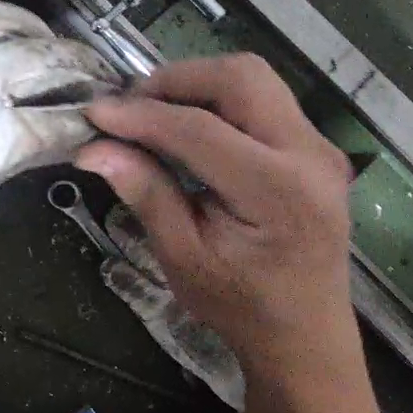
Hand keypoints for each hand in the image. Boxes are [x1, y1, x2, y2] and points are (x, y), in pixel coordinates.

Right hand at [76, 55, 353, 362]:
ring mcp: (319, 147)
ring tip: (151, 115)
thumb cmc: (240, 305)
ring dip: (195, 86)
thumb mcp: (182, 257)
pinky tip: (183, 128)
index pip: (199, 129)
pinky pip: (263, 100)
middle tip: (128, 107)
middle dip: (175, 81)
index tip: (93, 113)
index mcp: (279, 192)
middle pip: (241, 78)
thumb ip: (145, 194)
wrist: (305, 334)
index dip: (140, 116)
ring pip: (254, 80)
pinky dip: (215, 101)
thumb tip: (94, 149)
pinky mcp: (313, 147)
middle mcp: (310, 155)